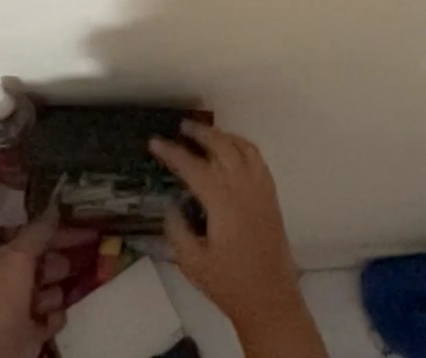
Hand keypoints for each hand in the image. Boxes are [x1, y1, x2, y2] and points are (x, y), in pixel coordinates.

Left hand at [0, 208, 94, 357]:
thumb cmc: (2, 300)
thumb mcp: (18, 257)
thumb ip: (38, 231)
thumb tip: (55, 204)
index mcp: (11, 257)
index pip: (43, 237)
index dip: (66, 232)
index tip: (93, 231)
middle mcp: (19, 279)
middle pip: (52, 263)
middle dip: (63, 263)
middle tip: (79, 264)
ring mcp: (27, 307)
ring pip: (56, 290)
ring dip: (58, 293)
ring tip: (49, 302)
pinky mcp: (35, 332)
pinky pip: (56, 317)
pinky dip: (55, 317)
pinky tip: (49, 321)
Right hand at [148, 123, 304, 327]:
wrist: (269, 298)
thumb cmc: (228, 283)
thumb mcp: (192, 262)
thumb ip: (177, 229)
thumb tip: (171, 204)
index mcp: (223, 202)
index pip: (193, 167)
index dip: (172, 153)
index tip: (154, 142)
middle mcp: (244, 187)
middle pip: (222, 146)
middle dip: (200, 134)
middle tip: (181, 128)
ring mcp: (261, 188)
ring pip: (242, 147)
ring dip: (222, 136)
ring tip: (204, 134)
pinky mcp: (271, 194)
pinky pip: (257, 158)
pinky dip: (242, 145)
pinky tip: (231, 150)